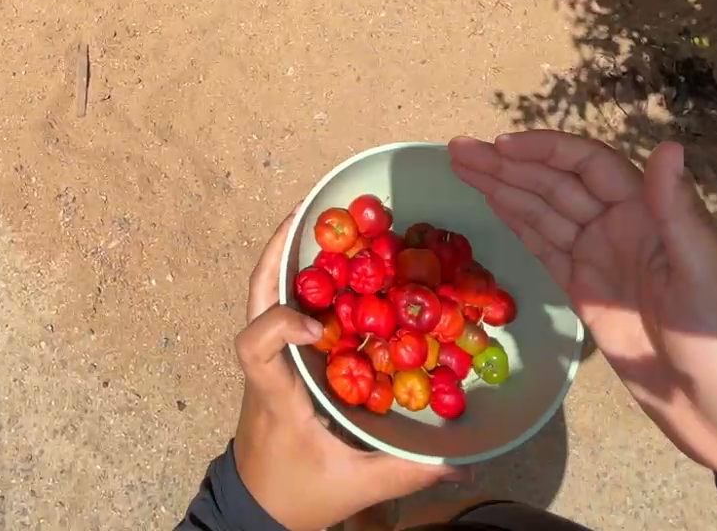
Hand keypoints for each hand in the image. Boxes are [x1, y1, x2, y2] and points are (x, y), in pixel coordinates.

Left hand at [232, 208, 459, 528]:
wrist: (258, 503)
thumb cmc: (299, 491)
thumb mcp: (354, 484)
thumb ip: (405, 471)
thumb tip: (461, 460)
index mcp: (276, 390)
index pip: (255, 347)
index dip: (279, 325)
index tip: (316, 329)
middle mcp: (266, 363)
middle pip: (255, 295)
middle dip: (277, 251)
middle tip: (305, 213)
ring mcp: (269, 355)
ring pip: (264, 292)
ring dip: (285, 254)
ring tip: (313, 218)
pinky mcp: (279, 354)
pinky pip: (281, 304)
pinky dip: (298, 276)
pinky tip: (329, 259)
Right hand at [448, 131, 716, 509]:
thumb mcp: (712, 284)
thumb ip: (681, 215)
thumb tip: (669, 146)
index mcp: (651, 218)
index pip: (589, 167)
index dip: (544, 151)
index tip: (500, 147)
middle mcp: (621, 230)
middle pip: (554, 185)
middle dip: (507, 165)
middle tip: (458, 150)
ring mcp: (601, 263)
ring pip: (542, 213)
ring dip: (502, 188)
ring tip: (460, 164)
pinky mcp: (588, 295)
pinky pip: (544, 248)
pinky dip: (516, 223)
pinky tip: (491, 203)